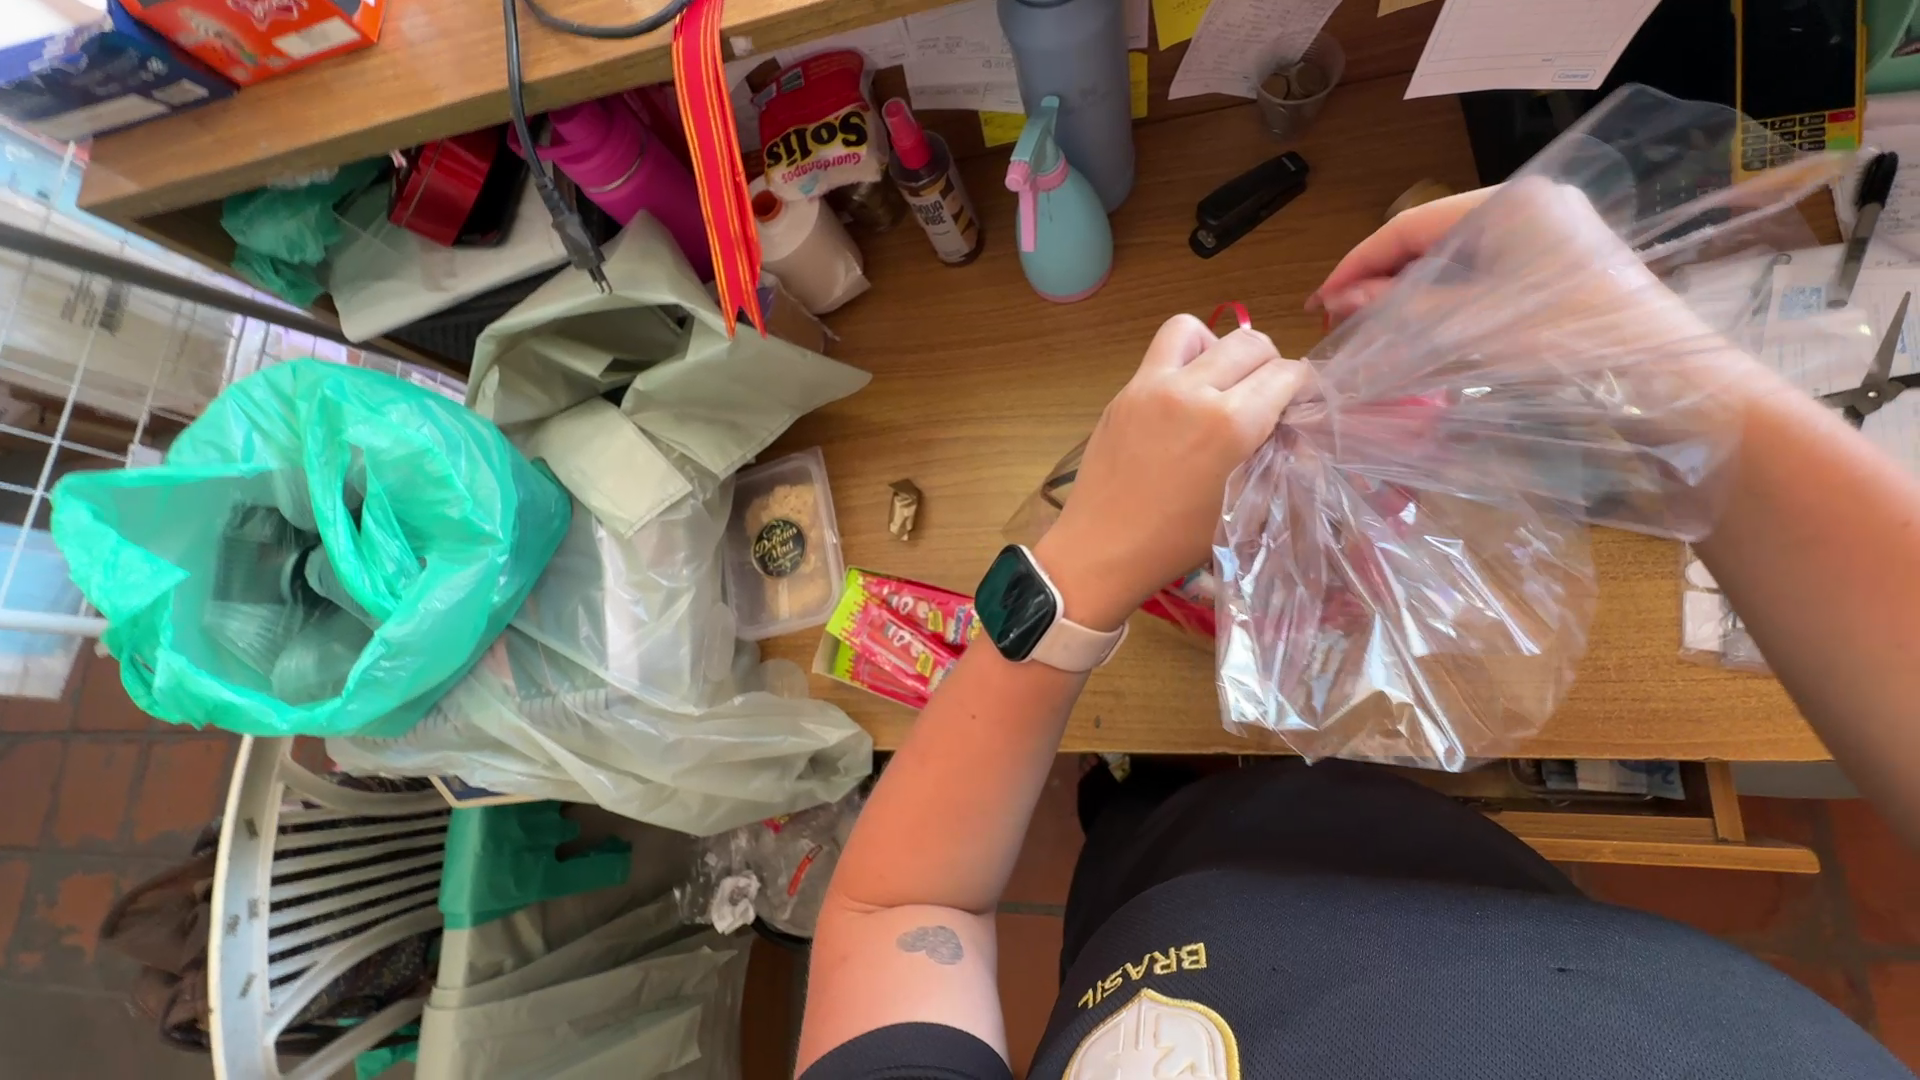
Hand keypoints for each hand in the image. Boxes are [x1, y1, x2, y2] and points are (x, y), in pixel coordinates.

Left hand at [1034, 315, 1308, 630]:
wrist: (1102, 549)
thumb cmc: (1175, 543)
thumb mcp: (1241, 507)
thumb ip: (1270, 458)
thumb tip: (1290, 430)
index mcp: (1229, 424)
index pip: (1286, 374)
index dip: (1300, 388)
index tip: (1295, 407)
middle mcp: (1191, 391)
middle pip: (1249, 342)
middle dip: (1268, 365)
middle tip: (1262, 396)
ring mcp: (1150, 387)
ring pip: (1195, 328)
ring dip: (1216, 347)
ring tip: (1217, 383)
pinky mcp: (1123, 393)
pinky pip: (1160, 353)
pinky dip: (1180, 360)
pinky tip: (1181, 398)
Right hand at [1312, 179, 1762, 397]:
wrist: (1664, 383)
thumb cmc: (1559, 343)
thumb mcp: (1462, 325)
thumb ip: (1393, 308)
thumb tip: (1339, 301)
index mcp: (1508, 203)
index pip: (1407, 225)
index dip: (1354, 264)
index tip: (1318, 302)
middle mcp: (1530, 207)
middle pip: (1428, 241)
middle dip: (1378, 281)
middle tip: (1339, 320)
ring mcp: (1548, 237)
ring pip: (1451, 262)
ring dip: (1406, 296)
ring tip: (1369, 330)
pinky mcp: (1558, 269)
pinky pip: (1480, 278)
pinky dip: (1441, 304)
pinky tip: (1417, 332)